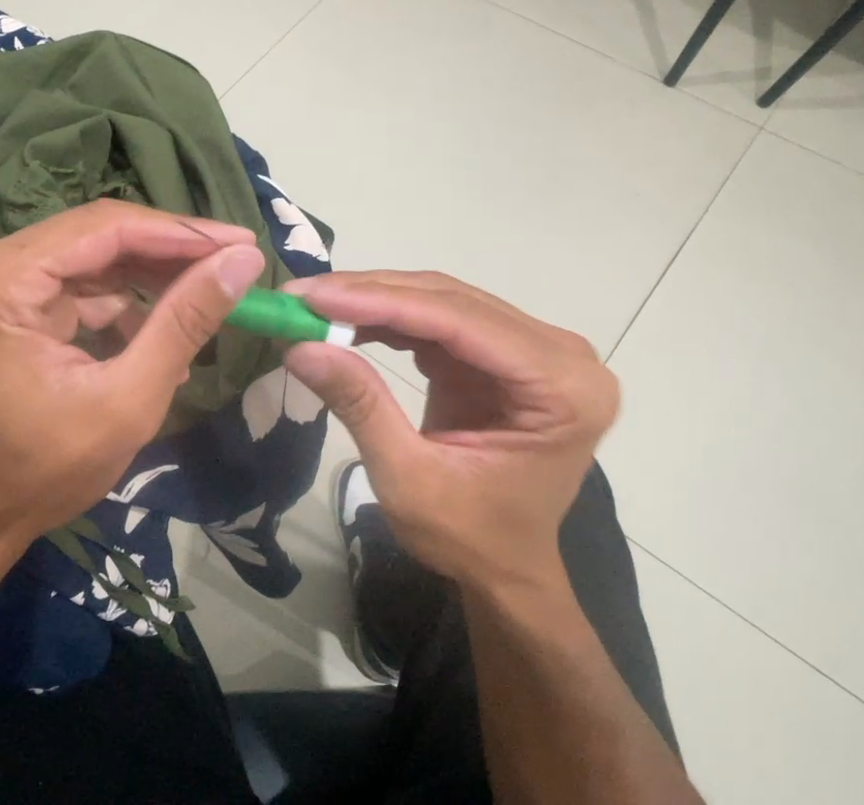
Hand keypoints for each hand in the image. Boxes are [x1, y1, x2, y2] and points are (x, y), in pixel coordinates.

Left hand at [0, 199, 266, 551]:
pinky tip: (166, 330)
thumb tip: (244, 261)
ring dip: (150, 279)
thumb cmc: (43, 471)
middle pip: (95, 236)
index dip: (179, 232)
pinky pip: (75, 286)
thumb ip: (184, 323)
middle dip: (169, 253)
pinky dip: (121, 306)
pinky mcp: (3, 302)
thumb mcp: (127, 400)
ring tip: (213, 297)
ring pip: (90, 259)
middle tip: (237, 264)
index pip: (101, 229)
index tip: (242, 240)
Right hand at [282, 271, 617, 592]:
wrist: (504, 568)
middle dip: (372, 294)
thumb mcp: (408, 478)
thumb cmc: (470, 537)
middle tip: (301, 297)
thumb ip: (361, 406)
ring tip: (312, 307)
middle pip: (454, 302)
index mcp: (563, 388)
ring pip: (443, 302)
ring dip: (376, 301)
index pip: (462, 323)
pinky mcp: (502, 356)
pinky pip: (439, 321)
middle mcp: (560, 356)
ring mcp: (533, 351)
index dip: (384, 302)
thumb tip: (299, 347)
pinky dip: (389, 320)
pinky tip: (345, 322)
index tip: (314, 297)